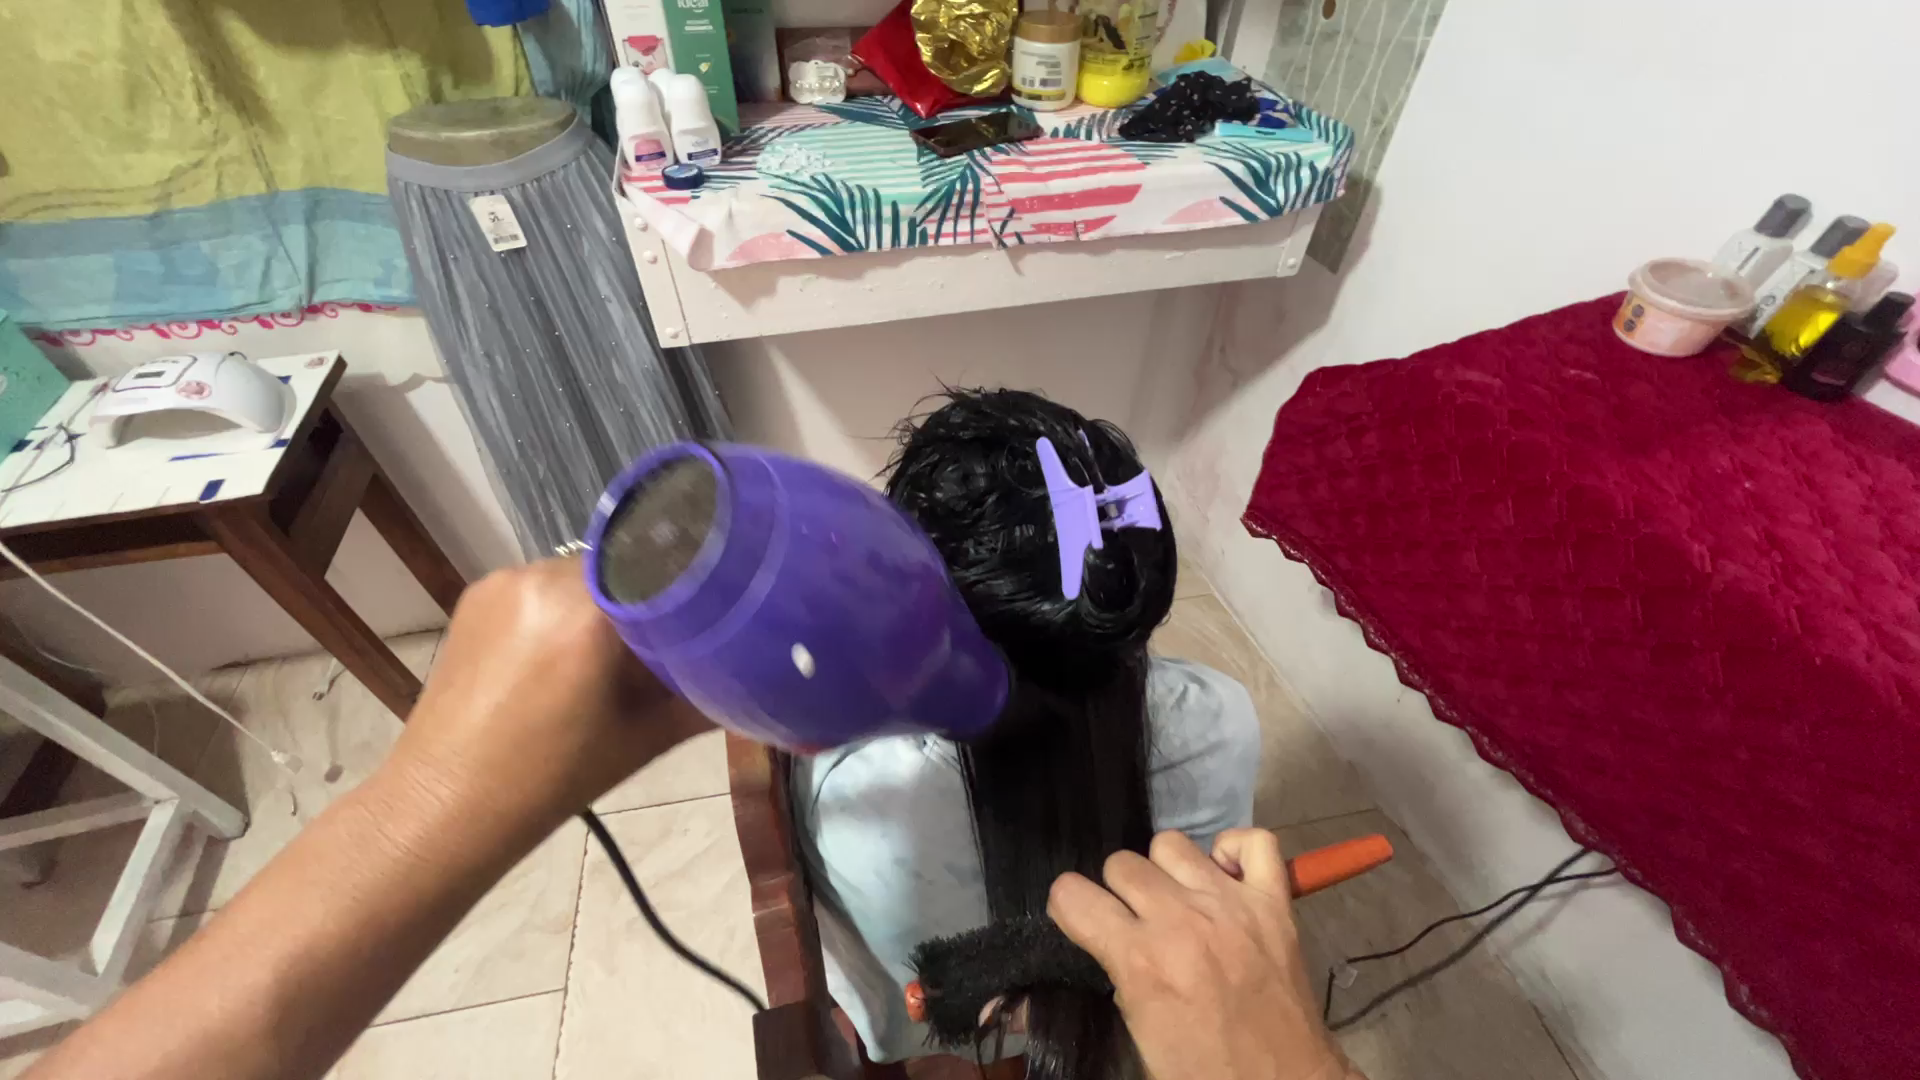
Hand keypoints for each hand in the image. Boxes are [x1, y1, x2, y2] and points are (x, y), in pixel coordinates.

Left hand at [388, 557, 710, 830]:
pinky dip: (568, 604)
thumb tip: (761, 676)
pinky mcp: (477, 592)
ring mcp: (503, 580)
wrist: (445, 804)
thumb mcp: (648, 737)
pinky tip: (572, 646)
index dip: (693, 588)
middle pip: (625, 567)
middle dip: (650, 597)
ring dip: (608, 600)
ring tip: (618, 646)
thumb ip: (711, 698)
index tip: (714, 613)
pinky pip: (546, 582)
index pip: (664, 566)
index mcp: (586, 611)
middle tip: (670, 637)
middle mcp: (541, 577)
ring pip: (585, 573)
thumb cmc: (555, 776)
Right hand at [1047, 829, 1360, 1079]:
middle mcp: (1181, 920)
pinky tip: (1224, 878)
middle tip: (1137, 922)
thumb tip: (1105, 932)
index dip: (1069, 907)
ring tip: (1179, 901)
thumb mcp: (1140, 1034)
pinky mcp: (1274, 903)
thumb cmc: (1206, 1074)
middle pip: (1120, 863)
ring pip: (1170, 843)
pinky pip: (1253, 842)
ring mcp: (1230, 904)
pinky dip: (1235, 852)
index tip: (1080, 919)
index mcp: (1142, 961)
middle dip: (1119, 892)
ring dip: (1166, 871)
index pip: (1071, 894)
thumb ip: (1117, 972)